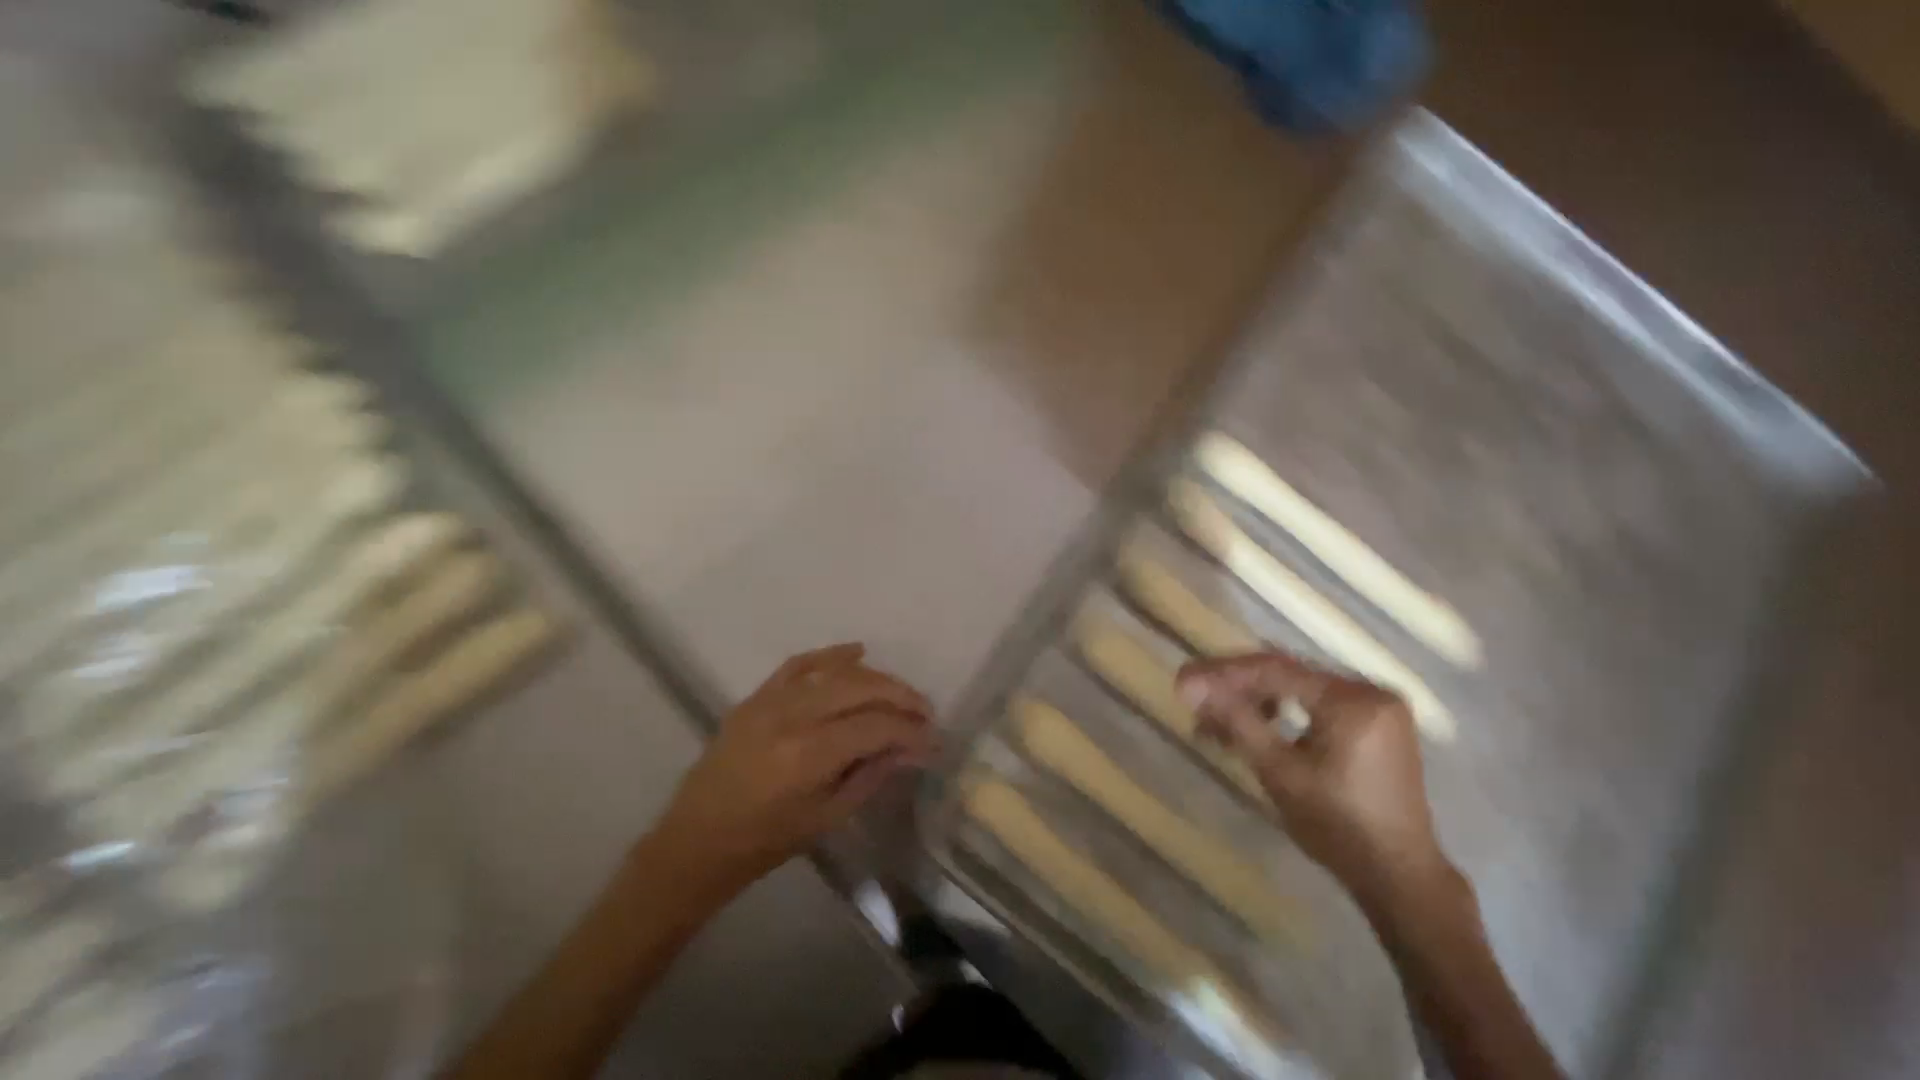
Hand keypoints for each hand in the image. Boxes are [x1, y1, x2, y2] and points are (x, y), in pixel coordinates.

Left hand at [653, 644, 935, 900]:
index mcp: (810, 755)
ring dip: (874, 678)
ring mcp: (770, 702)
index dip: (912, 731)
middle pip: (861, 689)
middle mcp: (792, 717)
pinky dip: (830, 655)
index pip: (877, 726)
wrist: (698, 839)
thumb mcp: (827, 817)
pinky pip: (798, 665)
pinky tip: (857, 652)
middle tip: (925, 713)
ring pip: (835, 673)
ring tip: (900, 694)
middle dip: (900, 697)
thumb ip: (871, 775)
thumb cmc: (766, 841)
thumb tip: (910, 749)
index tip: (934, 740)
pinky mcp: (756, 697)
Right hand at [1177, 651, 1450, 906]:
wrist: (1398, 875)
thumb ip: (1237, 722)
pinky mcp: (1379, 726)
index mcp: (1352, 700)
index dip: (1223, 674)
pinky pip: (1322, 705)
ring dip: (1259, 701)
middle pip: (1289, 674)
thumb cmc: (1337, 827)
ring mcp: (1380, 707)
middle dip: (1238, 687)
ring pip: (1303, 689)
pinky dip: (1287, 713)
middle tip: (1194, 701)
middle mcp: (1371, 691)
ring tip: (1219, 724)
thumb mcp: (1279, 772)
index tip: (1183, 682)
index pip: (1275, 669)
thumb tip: (1192, 686)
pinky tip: (1259, 729)